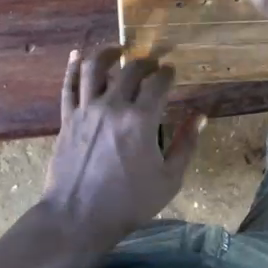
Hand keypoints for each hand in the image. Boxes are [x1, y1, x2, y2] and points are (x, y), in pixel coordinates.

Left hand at [40, 47, 203, 251]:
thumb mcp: (168, 179)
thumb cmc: (128, 203)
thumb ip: (185, 144)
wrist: (77, 218)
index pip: (158, 83)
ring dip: (108, 53)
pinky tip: (78, 54)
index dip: (168, 74)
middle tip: (152, 65)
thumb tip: (200, 116)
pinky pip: (69, 85)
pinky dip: (73, 66)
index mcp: (141, 120)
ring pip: (95, 68)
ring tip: (117, 49)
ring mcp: (86, 110)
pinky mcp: (67, 118)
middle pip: (130, 70)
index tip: (171, 72)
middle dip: (145, 63)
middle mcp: (113, 106)